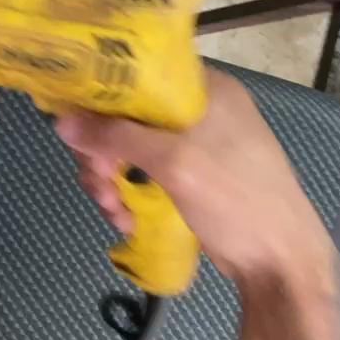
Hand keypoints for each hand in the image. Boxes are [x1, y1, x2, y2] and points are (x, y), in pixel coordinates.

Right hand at [54, 69, 329, 289]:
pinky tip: (124, 218)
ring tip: (111, 208)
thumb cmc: (236, 199)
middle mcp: (198, 109)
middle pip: (125, 117)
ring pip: (127, 148)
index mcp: (205, 89)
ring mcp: (193, 144)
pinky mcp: (188, 175)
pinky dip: (126, 192)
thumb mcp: (173, 162)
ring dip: (109, 178)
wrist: (280, 262)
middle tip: (99, 181)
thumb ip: (115, 137)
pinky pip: (141, 172)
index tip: (78, 130)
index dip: (100, 99)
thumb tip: (59, 122)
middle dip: (102, 153)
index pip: (137, 76)